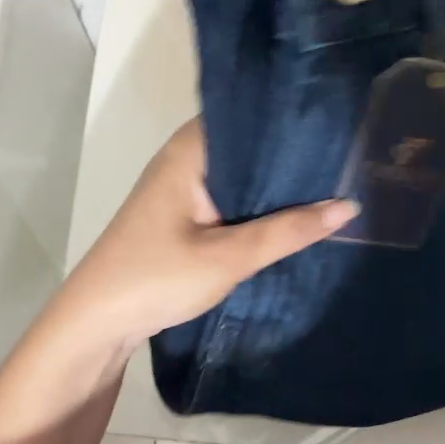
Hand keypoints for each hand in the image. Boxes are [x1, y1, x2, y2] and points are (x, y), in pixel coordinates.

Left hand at [56, 119, 356, 351]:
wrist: (97, 324)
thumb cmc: (156, 278)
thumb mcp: (229, 257)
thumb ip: (288, 232)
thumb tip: (347, 206)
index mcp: (189, 151)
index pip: (249, 119)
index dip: (291, 124)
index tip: (338, 130)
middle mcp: (183, 161)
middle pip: (246, 151)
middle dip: (289, 162)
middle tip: (347, 164)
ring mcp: (179, 192)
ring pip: (238, 182)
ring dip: (273, 192)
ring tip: (330, 189)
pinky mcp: (179, 221)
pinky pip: (227, 206)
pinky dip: (254, 213)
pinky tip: (289, 223)